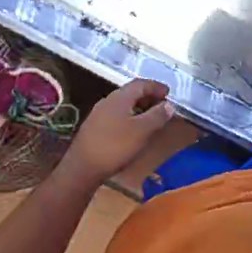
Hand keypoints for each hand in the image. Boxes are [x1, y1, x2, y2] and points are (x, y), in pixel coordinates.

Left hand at [61, 79, 176, 182]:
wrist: (82, 168)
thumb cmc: (115, 146)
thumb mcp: (142, 131)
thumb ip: (157, 115)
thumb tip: (168, 105)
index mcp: (119, 97)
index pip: (140, 84)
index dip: (156, 86)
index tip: (168, 93)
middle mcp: (107, 101)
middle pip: (131, 92)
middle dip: (148, 97)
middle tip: (162, 105)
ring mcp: (98, 114)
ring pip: (123, 105)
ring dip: (139, 108)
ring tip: (151, 118)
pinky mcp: (94, 127)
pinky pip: (116, 115)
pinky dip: (129, 117)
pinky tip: (133, 130)